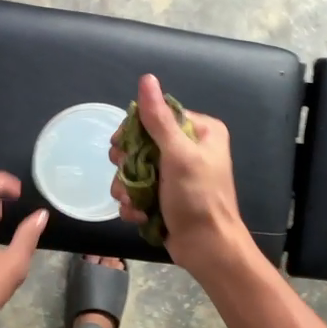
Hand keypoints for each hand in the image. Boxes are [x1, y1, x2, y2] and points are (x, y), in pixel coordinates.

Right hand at [110, 74, 250, 274]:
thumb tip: (146, 79)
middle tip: (125, 175)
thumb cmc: (198, 198)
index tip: (119, 146)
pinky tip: (139, 215)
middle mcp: (189, 149)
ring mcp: (176, 176)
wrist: (207, 248)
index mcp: (201, 132)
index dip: (134, 130)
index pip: (158, 116)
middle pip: (142, 143)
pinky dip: (134, 204)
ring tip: (133, 202)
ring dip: (127, 188)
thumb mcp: (178, 154)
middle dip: (128, 164)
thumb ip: (158, 119)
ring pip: (135, 170)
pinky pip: (138, 192)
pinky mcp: (165, 198)